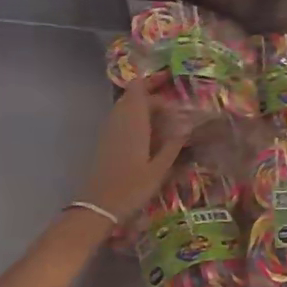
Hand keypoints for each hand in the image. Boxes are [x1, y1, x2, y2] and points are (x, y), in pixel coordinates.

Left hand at [77, 78, 186, 219]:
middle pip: (134, 97)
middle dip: (155, 100)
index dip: (153, 81)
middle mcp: (118, 119)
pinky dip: (138, 123)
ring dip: (146, 112)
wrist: (99, 206)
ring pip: (128, 109)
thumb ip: (173, 145)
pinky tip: (151, 139)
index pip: (139, 88)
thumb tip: (188, 126)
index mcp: (133, 121)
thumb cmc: (132, 188)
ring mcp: (110, 130)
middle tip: (177, 113)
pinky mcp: (106, 141)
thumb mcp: (159, 169)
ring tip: (168, 126)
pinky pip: (123, 122)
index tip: (171, 82)